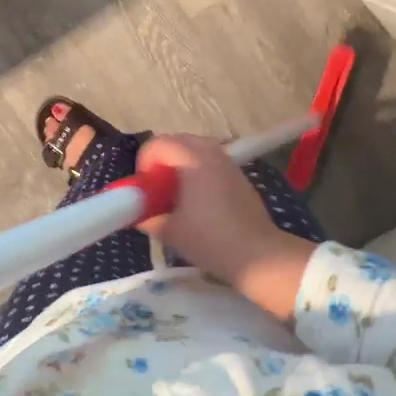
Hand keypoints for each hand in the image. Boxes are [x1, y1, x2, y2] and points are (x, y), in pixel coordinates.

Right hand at [136, 135, 317, 319]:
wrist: (257, 254)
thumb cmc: (209, 239)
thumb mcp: (170, 231)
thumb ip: (148, 217)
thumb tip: (139, 214)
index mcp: (192, 159)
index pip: (158, 144)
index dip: (144, 163)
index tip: (146, 189)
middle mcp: (211, 151)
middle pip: (177, 141)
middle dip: (162, 161)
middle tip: (158, 190)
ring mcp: (228, 162)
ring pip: (196, 149)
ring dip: (181, 165)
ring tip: (178, 195)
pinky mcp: (239, 175)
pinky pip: (211, 161)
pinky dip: (199, 171)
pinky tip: (200, 201)